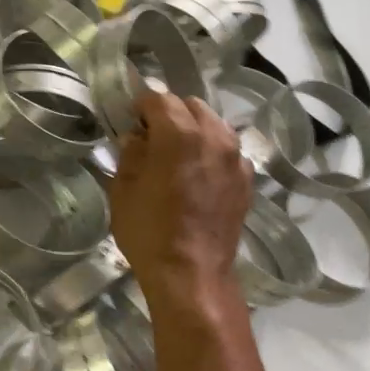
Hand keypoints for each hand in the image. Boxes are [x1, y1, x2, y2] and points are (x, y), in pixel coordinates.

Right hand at [110, 92, 251, 311]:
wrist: (191, 272)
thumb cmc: (147, 230)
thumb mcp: (122, 188)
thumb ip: (131, 153)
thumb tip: (137, 137)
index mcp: (179, 134)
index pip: (158, 99)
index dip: (138, 106)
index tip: (127, 121)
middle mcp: (214, 136)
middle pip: (190, 105)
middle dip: (168, 114)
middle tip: (149, 138)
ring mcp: (236, 157)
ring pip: (213, 124)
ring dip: (192, 130)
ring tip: (174, 155)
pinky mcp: (247, 178)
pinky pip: (226, 150)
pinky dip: (209, 151)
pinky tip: (194, 175)